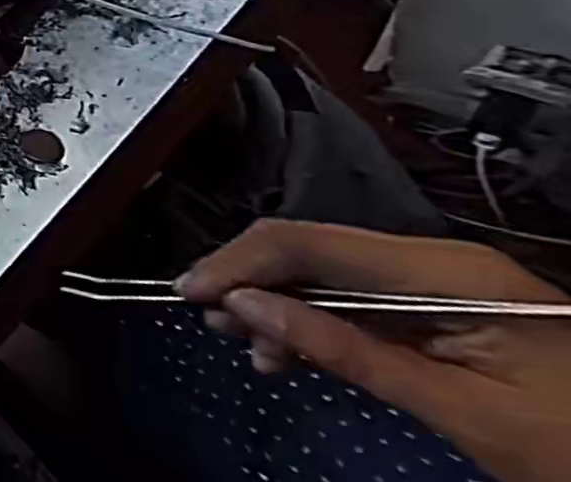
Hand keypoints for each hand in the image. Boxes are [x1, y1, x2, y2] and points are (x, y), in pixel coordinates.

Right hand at [178, 219, 570, 481]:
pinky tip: (287, 350)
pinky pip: (350, 299)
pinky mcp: (435, 304)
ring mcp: (435, 280)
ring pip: (320, 274)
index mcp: (446, 272)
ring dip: (274, 305)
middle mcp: (432, 259)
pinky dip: (310, 321)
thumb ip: (346, 351)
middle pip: (307, 251)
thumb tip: (243, 305)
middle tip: (210, 318)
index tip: (191, 292)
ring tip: (244, 341)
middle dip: (249, 283)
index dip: (237, 262)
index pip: (306, 243)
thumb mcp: (465, 412)